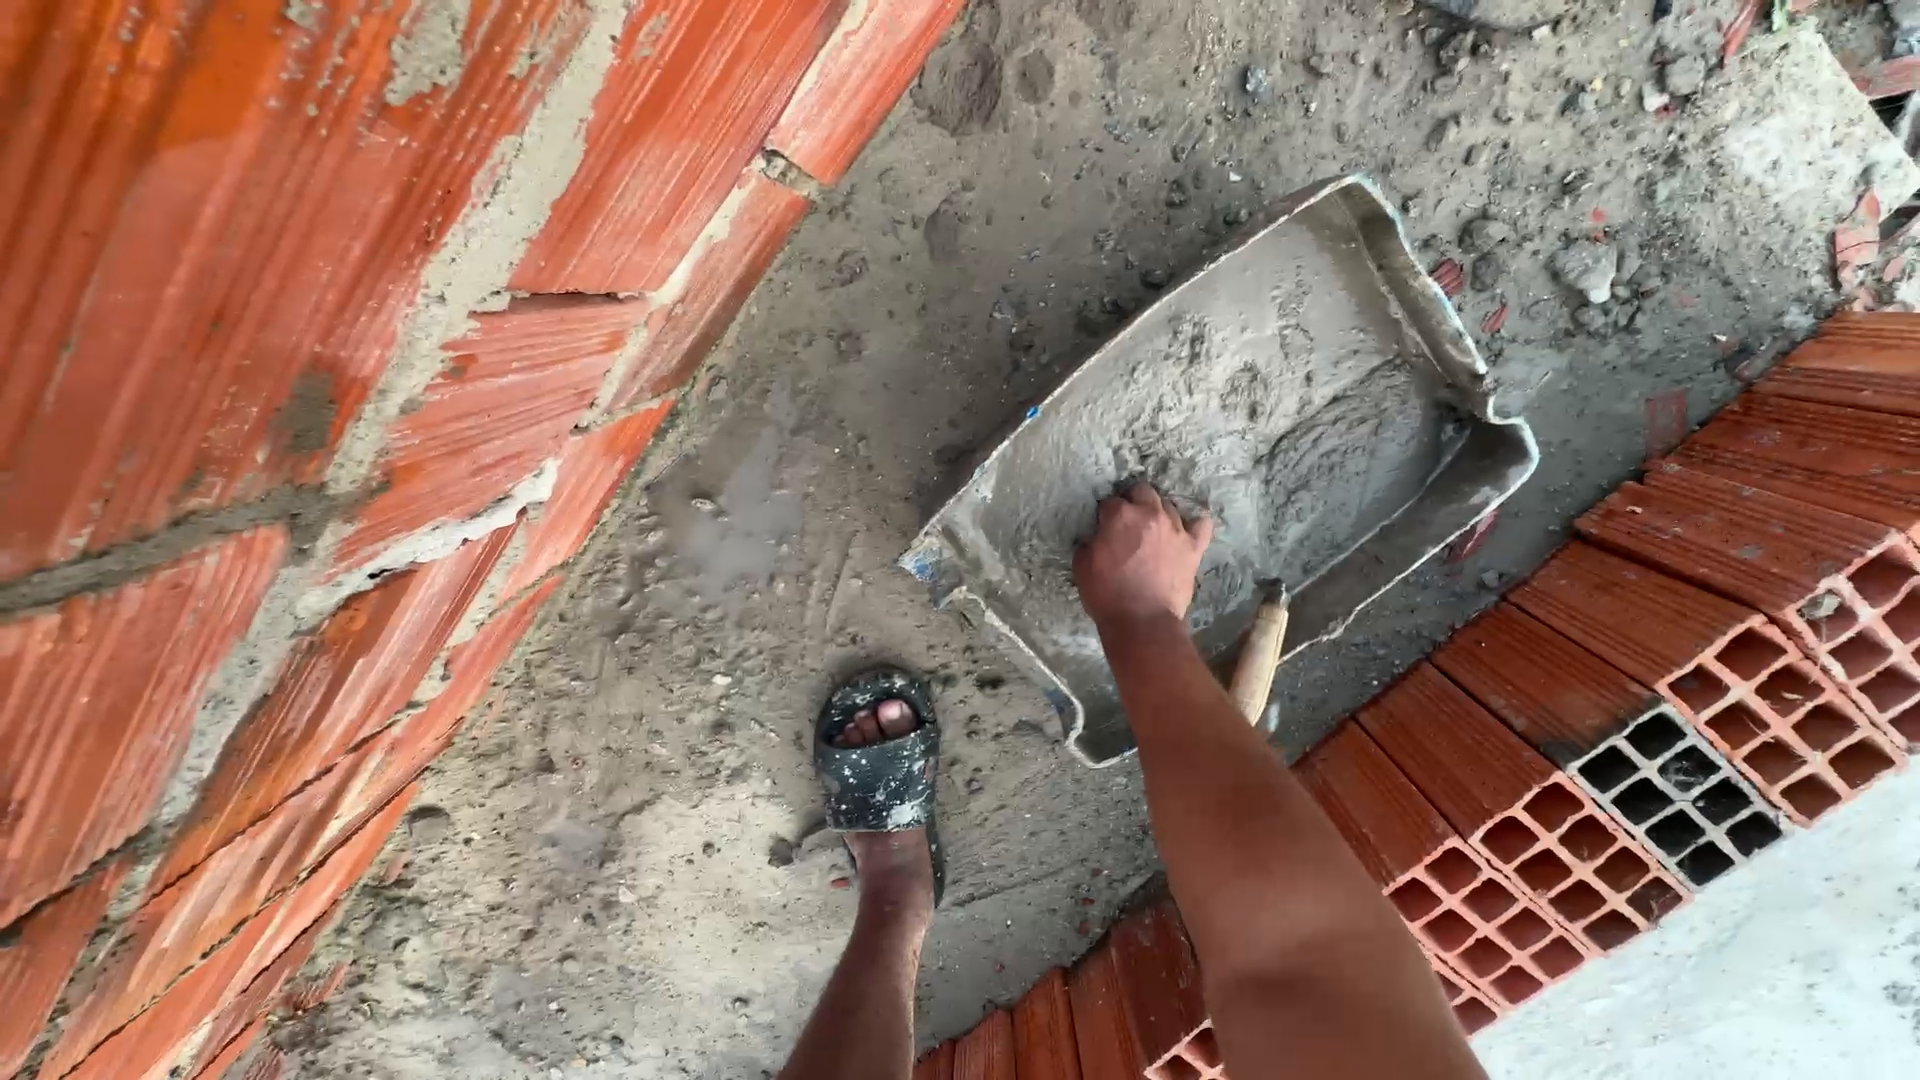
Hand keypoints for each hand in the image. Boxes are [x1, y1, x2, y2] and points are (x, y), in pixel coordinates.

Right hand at [1073, 482, 1214, 629]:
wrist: (1142, 620)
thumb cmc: (1107, 594)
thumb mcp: (1082, 566)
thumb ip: (1089, 543)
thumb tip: (1096, 538)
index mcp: (1120, 516)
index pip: (1110, 502)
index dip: (1105, 514)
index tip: (1103, 526)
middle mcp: (1149, 514)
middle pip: (1142, 491)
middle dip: (1133, 500)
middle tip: (1128, 521)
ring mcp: (1175, 528)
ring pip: (1168, 505)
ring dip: (1158, 512)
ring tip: (1153, 529)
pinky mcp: (1193, 546)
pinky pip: (1202, 524)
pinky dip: (1194, 524)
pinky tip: (1187, 529)